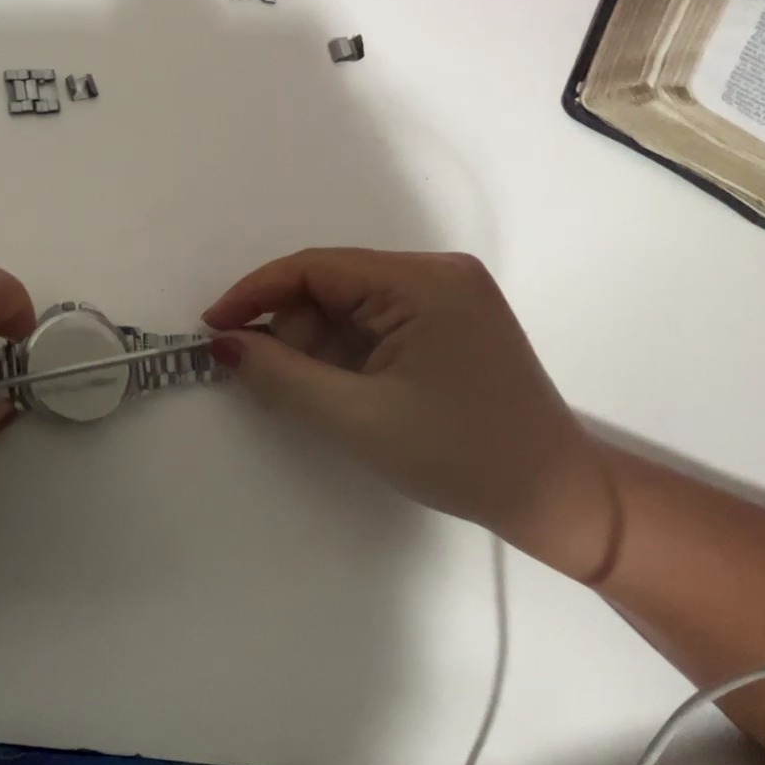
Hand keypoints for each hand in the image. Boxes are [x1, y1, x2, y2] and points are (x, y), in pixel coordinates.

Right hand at [203, 248, 614, 578]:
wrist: (552, 496)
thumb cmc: (459, 455)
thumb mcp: (356, 418)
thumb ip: (280, 375)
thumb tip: (223, 344)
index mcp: (423, 282)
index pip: (315, 268)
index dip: (254, 294)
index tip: (212, 329)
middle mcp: (437, 274)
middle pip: (331, 288)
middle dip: (295, 334)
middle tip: (279, 387)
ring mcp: (448, 298)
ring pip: (350, 309)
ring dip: (321, 351)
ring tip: (330, 403)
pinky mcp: (450, 324)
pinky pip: (375, 325)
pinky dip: (348, 358)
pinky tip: (353, 395)